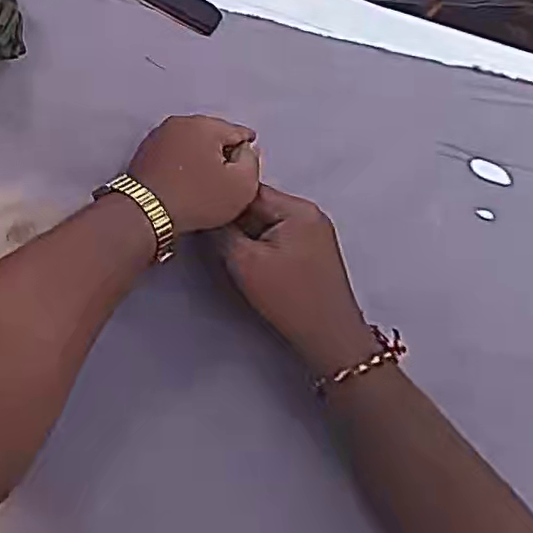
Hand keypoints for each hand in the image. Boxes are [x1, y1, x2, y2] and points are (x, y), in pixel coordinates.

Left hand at [124, 115, 259, 232]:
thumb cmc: (193, 199)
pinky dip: (183, 162)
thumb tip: (246, 151)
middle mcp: (180, 123)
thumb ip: (252, 161)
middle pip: (213, 134)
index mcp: (204, 125)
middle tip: (228, 177)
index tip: (248, 159)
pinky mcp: (147, 149)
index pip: (237, 131)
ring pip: (193, 142)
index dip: (247, 150)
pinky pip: (175, 152)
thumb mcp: (241, 185)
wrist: (148, 211)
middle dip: (223, 152)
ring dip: (201, 157)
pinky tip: (187, 182)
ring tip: (206, 183)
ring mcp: (160, 134)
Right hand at [214, 184, 371, 373]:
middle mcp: (309, 213)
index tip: (202, 214)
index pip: (247, 190)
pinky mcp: (311, 249)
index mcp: (297, 208)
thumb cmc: (290, 299)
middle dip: (235, 220)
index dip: (222, 202)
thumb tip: (206, 211)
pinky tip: (253, 263)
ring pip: (264, 220)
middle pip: (256, 204)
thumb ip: (220, 229)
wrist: (331, 341)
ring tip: (236, 254)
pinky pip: (275, 234)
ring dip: (246, 234)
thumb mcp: (243, 260)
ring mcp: (313, 231)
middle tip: (216, 238)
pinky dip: (260, 244)